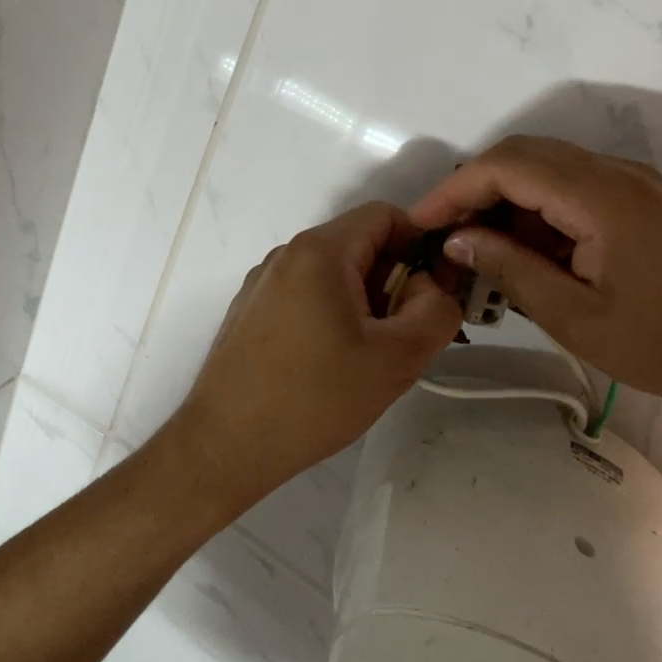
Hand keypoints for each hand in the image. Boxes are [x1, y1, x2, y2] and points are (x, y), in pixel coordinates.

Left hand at [169, 202, 463, 504]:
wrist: (224, 446)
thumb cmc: (314, 398)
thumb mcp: (396, 359)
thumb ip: (436, 311)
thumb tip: (432, 287)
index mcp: (320, 250)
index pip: (386, 216)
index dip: (422, 245)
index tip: (436, 292)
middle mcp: (286, 254)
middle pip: (359, 244)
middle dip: (395, 280)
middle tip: (408, 335)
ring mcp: (262, 283)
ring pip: (333, 274)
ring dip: (366, 303)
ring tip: (372, 357)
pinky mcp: (250, 313)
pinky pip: (306, 296)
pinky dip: (333, 316)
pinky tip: (333, 366)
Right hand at [408, 136, 661, 424]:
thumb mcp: (578, 317)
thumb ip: (511, 270)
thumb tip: (457, 240)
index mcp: (599, 194)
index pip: (505, 165)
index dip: (454, 189)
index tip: (418, 225)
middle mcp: (616, 172)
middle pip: (525, 156)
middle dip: (476, 191)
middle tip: (444, 239)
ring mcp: (636, 184)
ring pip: (550, 171)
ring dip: (508, 203)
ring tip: (481, 255)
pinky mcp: (647, 203)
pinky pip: (578, 190)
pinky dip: (542, 214)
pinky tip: (529, 257)